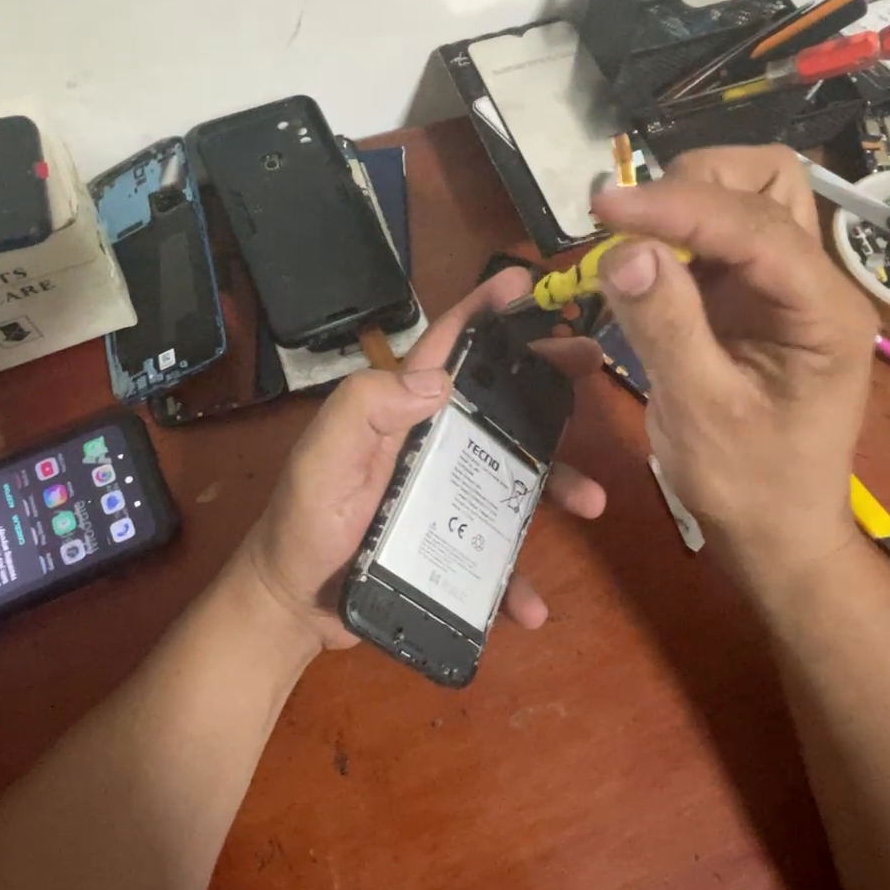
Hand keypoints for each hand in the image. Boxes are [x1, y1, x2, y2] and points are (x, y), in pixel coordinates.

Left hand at [236, 267, 606, 650]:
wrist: (296, 603)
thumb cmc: (303, 523)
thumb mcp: (322, 459)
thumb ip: (364, 409)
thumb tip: (440, 380)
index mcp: (398, 413)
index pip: (444, 349)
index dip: (482, 310)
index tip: (526, 282)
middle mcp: (430, 444)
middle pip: (497, 401)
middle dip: (545, 377)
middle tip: (592, 363)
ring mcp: (444, 495)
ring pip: (513, 475)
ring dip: (557, 483)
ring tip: (593, 499)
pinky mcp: (450, 544)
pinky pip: (495, 557)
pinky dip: (517, 580)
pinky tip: (532, 606)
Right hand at [591, 146, 877, 580]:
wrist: (774, 526)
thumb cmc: (747, 481)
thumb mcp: (700, 411)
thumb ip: (666, 326)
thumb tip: (623, 249)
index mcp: (822, 311)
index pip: (755, 225)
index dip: (677, 207)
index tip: (604, 207)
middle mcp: (813, 282)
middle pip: (767, 183)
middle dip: (692, 187)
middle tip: (626, 223)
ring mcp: (783, 286)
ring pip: (747, 197)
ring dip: (686, 202)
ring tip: (632, 237)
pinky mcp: (752, 298)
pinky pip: (717, 239)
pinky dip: (675, 234)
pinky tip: (641, 264)